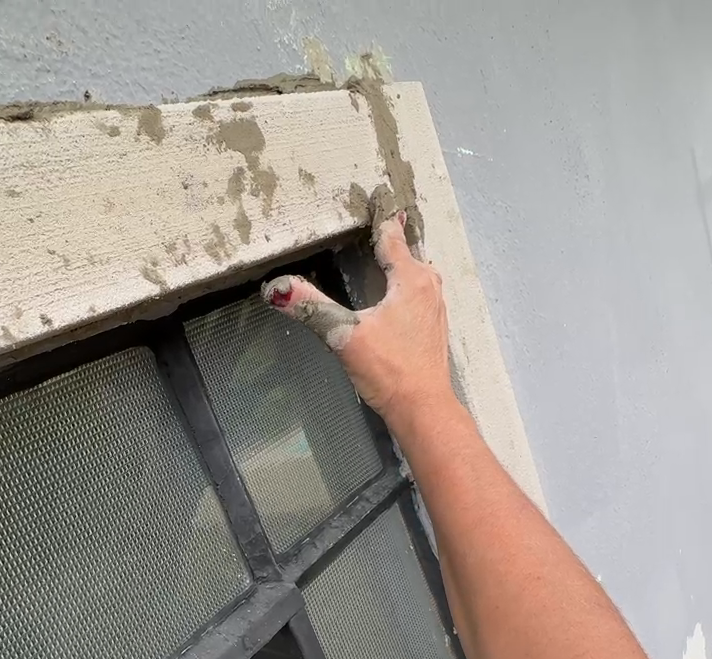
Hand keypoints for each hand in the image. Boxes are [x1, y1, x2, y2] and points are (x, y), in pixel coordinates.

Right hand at [261, 213, 453, 430]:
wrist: (423, 408)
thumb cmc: (389, 370)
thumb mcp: (344, 335)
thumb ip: (311, 307)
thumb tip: (276, 288)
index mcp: (411, 278)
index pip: (391, 237)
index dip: (379, 218)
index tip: (374, 197)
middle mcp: (429, 286)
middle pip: (406, 252)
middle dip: (390, 239)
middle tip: (372, 225)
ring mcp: (435, 308)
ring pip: (414, 274)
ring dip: (398, 265)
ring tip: (378, 257)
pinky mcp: (433, 329)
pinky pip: (417, 295)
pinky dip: (403, 288)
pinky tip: (390, 298)